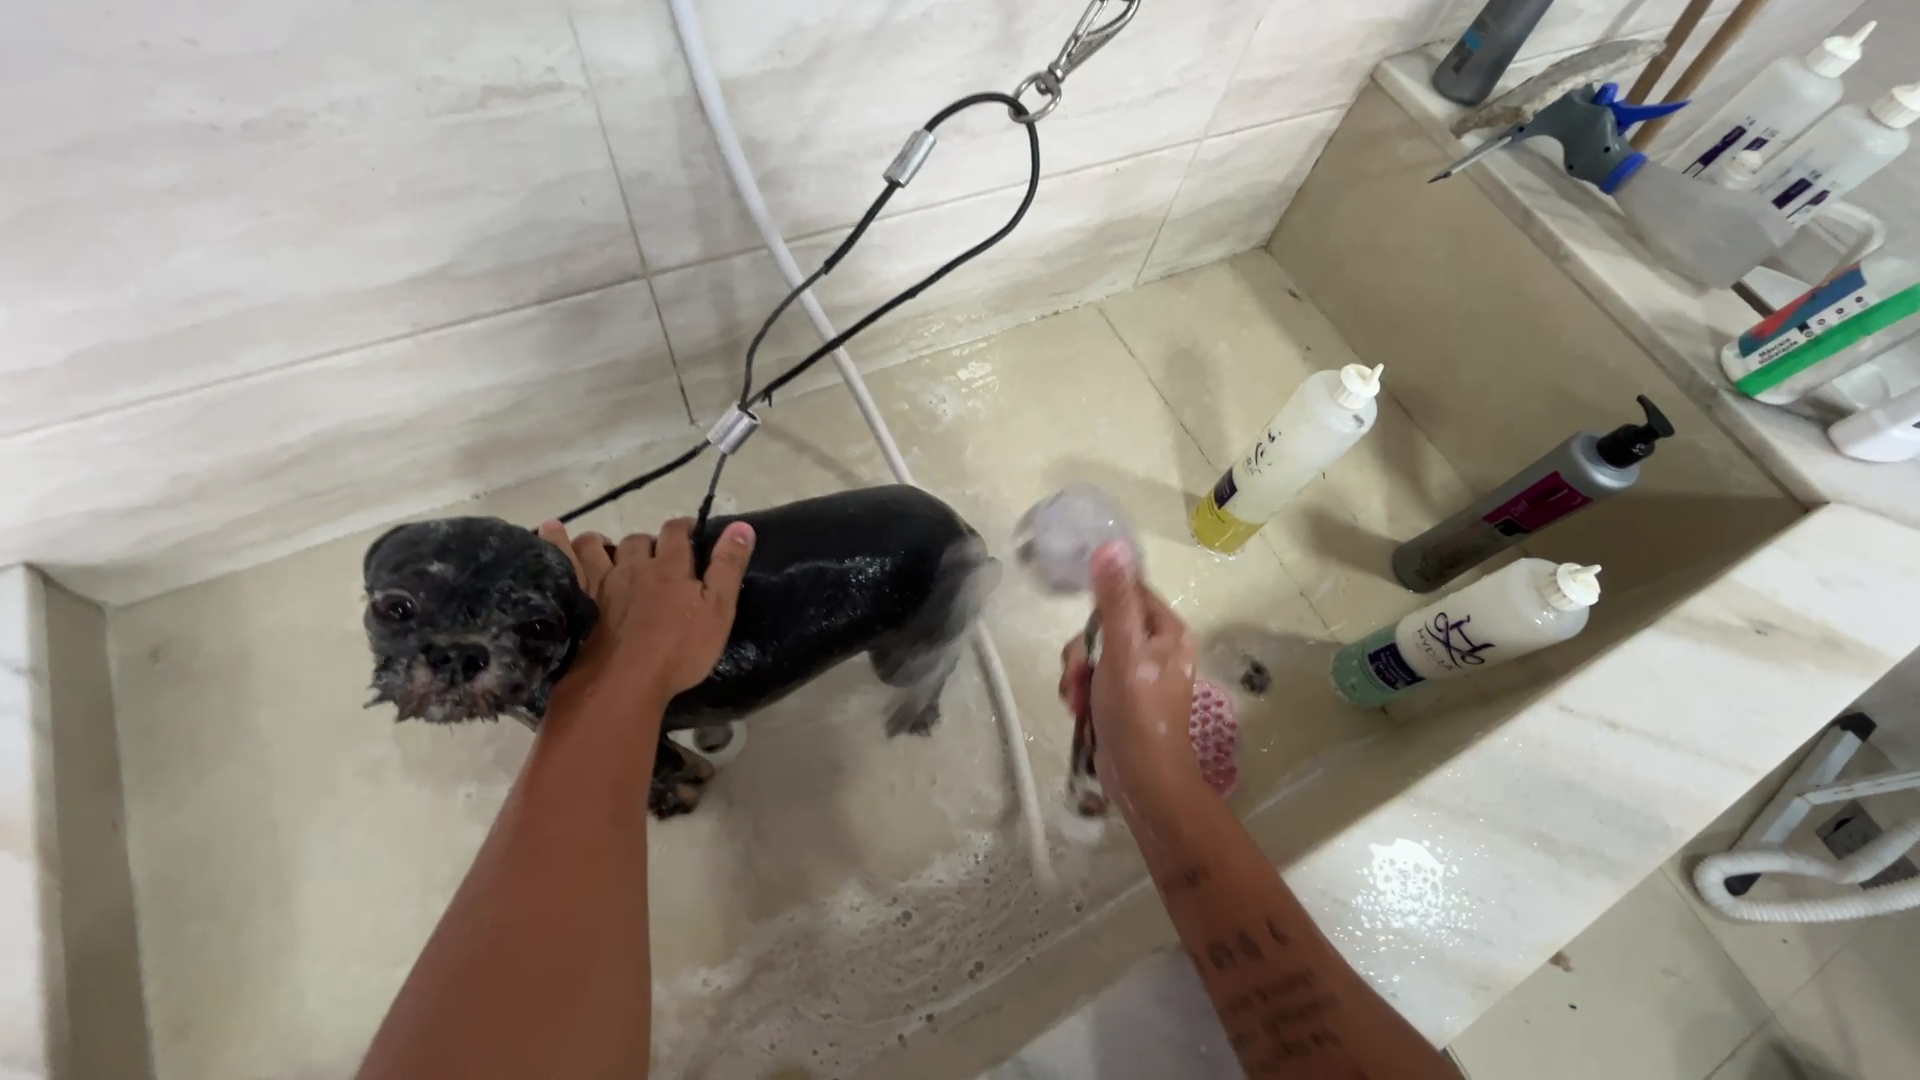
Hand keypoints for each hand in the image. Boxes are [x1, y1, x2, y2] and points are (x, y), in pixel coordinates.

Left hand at [537, 516, 755, 708]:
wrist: (623, 684)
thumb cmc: (679, 651)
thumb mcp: (718, 610)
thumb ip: (728, 567)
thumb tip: (742, 525)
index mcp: (670, 568)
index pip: (676, 533)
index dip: (684, 527)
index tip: (690, 530)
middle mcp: (633, 567)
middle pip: (637, 541)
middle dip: (647, 542)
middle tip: (654, 555)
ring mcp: (599, 583)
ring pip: (596, 546)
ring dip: (602, 541)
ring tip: (605, 546)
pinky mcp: (575, 601)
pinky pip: (561, 561)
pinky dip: (556, 541)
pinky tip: (551, 529)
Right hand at [1057, 540, 1200, 798]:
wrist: (1142, 780)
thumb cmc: (1136, 712)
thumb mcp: (1122, 649)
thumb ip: (1114, 599)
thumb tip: (1112, 544)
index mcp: (1168, 631)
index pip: (1130, 593)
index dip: (1101, 607)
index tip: (1088, 631)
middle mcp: (1157, 648)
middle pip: (1104, 625)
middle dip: (1083, 652)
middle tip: (1080, 675)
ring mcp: (1140, 676)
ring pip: (1093, 655)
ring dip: (1078, 676)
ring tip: (1078, 699)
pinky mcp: (1123, 699)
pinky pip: (1093, 680)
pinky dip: (1082, 693)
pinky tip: (1080, 711)